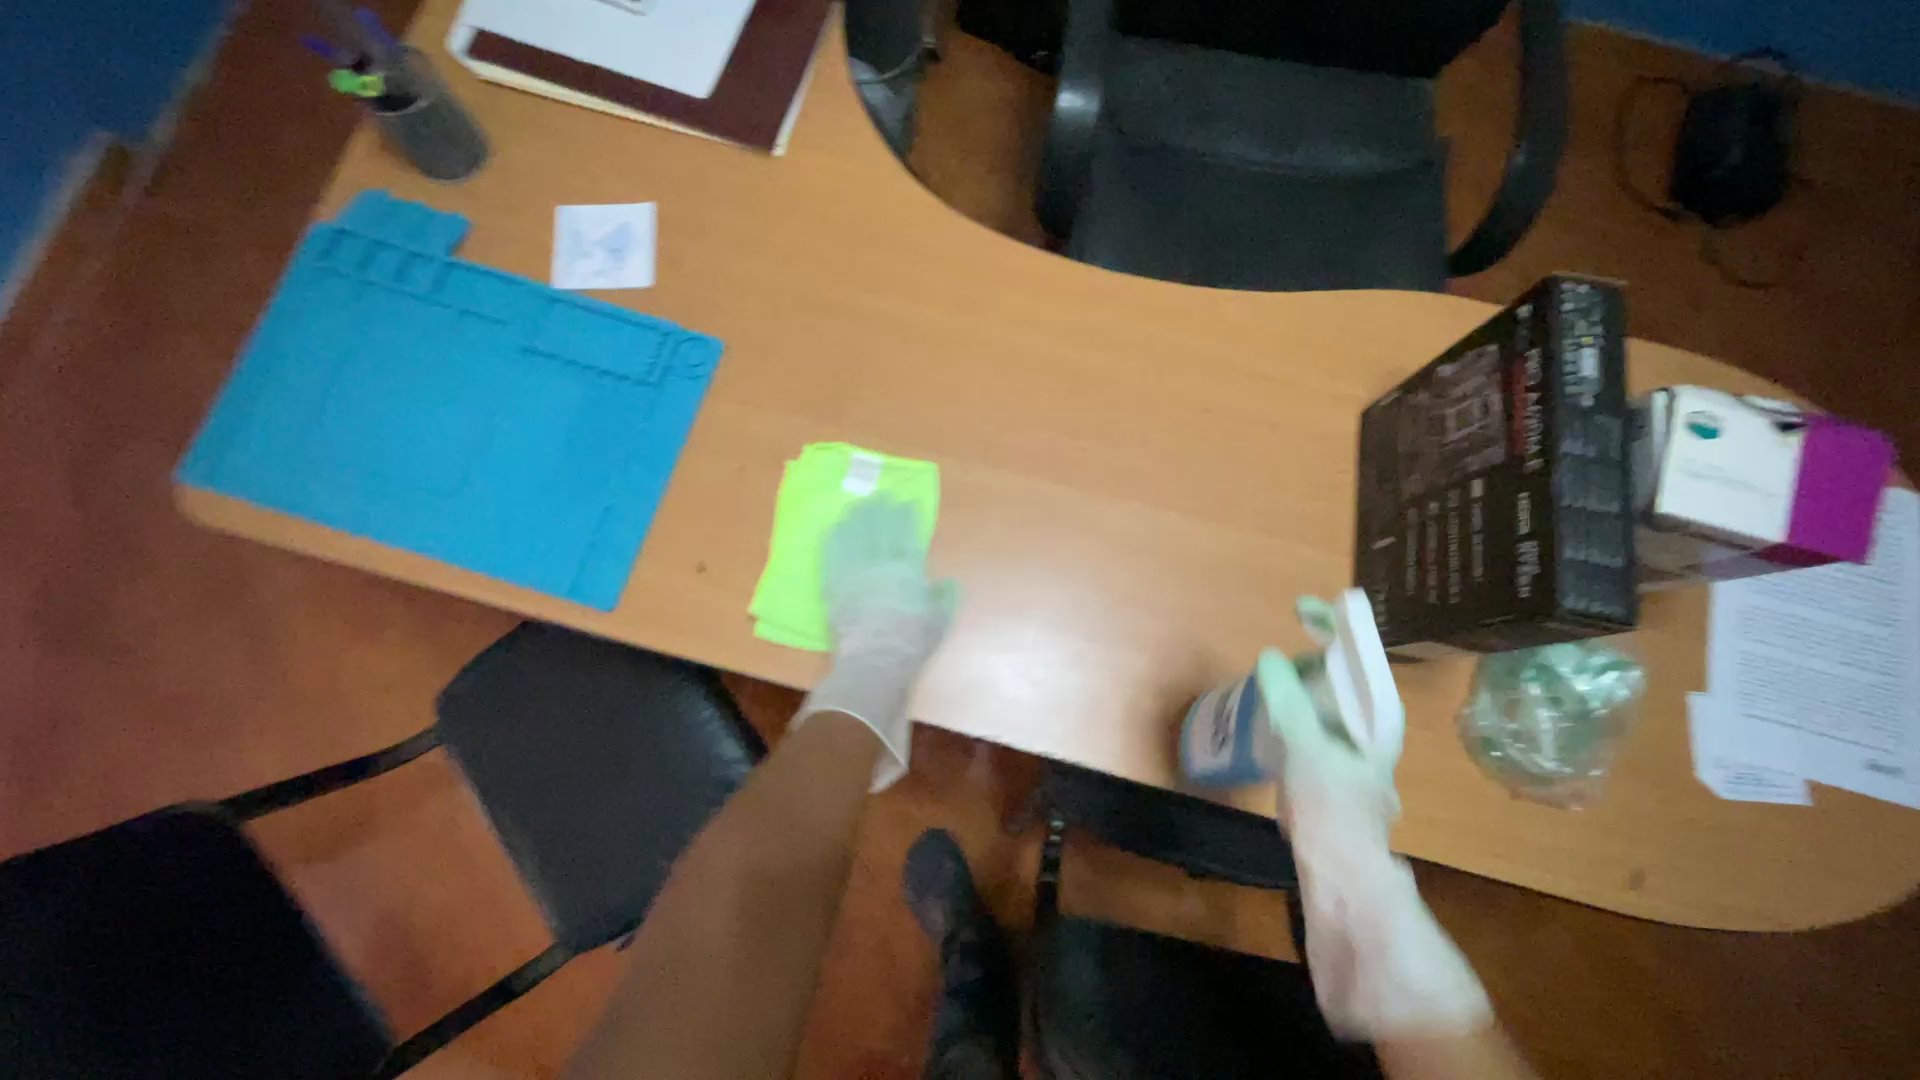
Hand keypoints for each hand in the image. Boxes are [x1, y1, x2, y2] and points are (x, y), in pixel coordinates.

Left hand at [793, 497, 956, 790]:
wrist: (875, 664)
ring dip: (856, 519)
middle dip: (881, 511)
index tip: (905, 502)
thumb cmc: (910, 646)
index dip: (906, 517)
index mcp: (908, 572)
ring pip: (854, 538)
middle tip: (879, 496)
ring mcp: (855, 575)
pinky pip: (832, 558)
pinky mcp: (834, 588)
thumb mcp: (938, 623)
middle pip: (880, 531)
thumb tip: (948, 582)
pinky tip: (833, 529)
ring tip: (857, 506)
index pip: (907, 536)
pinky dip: (833, 541)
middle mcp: (881, 566)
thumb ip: (945, 600)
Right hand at [1259, 633, 1490, 1039]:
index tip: (1306, 605)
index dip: (1340, 627)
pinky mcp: (1328, 779)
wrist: (1341, 881)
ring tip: (1275, 669)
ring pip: (1329, 706)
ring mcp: (1350, 759)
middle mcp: (1369, 736)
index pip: (1364, 660)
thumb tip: (1270, 656)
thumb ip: (1289, 701)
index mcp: (1376, 722)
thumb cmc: (1333, 810)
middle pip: (1348, 681)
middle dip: (1321, 652)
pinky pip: (1312, 729)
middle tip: (1289, 634)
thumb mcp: (1308, 748)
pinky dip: (1293, 711)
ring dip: (1305, 682)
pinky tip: (1271, 717)